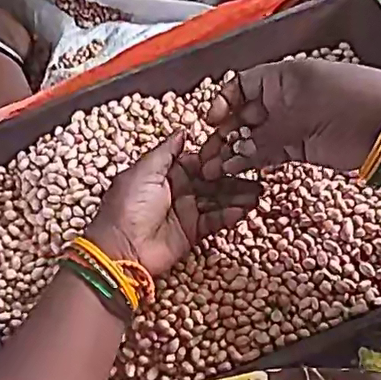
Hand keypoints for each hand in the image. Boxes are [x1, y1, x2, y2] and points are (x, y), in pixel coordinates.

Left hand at [84, 131, 261, 276]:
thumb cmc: (127, 207)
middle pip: (211, 181)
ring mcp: (185, 213)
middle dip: (233, 178)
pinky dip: (229, 216)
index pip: (197, 161)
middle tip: (257, 173)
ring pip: (216, 200)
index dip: (216, 157)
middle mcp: (177, 191)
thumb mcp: (144, 171)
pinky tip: (244, 210)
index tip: (238, 150)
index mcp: (164, 173)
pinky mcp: (191, 233)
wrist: (121, 249)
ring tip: (258, 193)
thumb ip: (166, 151)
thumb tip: (183, 130)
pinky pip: (214, 221)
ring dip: (237, 197)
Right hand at [197, 58, 380, 177]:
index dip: (223, 102)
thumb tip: (231, 157)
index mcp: (281, 77)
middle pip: (242, 115)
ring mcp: (290, 123)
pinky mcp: (299, 146)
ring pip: (252, 137)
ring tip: (214, 171)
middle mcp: (282, 98)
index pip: (241, 86)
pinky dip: (252, 161)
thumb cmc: (345, 103)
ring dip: (233, 152)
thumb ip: (262, 137)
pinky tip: (235, 171)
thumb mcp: (298, 115)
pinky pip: (267, 152)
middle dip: (222, 135)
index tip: (212, 121)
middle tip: (206, 157)